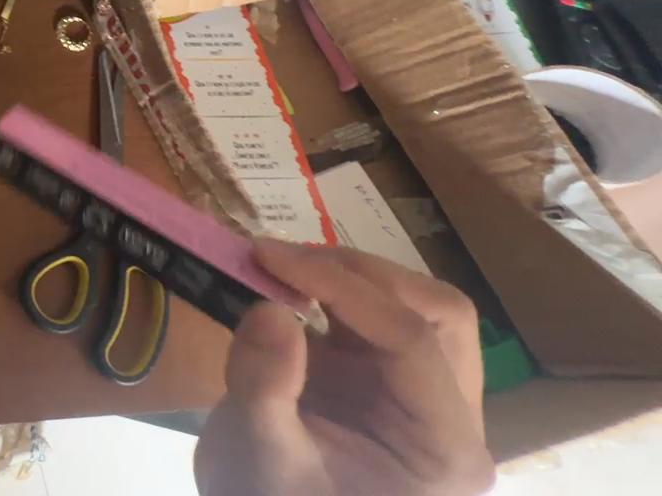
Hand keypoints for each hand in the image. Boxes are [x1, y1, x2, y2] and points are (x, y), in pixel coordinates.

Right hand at [195, 241, 493, 495]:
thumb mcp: (259, 452)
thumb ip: (264, 384)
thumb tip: (269, 308)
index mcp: (441, 446)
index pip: (410, 337)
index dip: (337, 285)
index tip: (262, 254)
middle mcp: (447, 417)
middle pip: (437, 315)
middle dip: (357, 273)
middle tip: (277, 260)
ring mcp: (414, 396)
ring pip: (414, 307)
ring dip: (347, 275)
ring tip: (277, 269)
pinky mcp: (376, 378)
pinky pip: (371, 315)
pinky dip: (327, 288)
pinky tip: (279, 286)